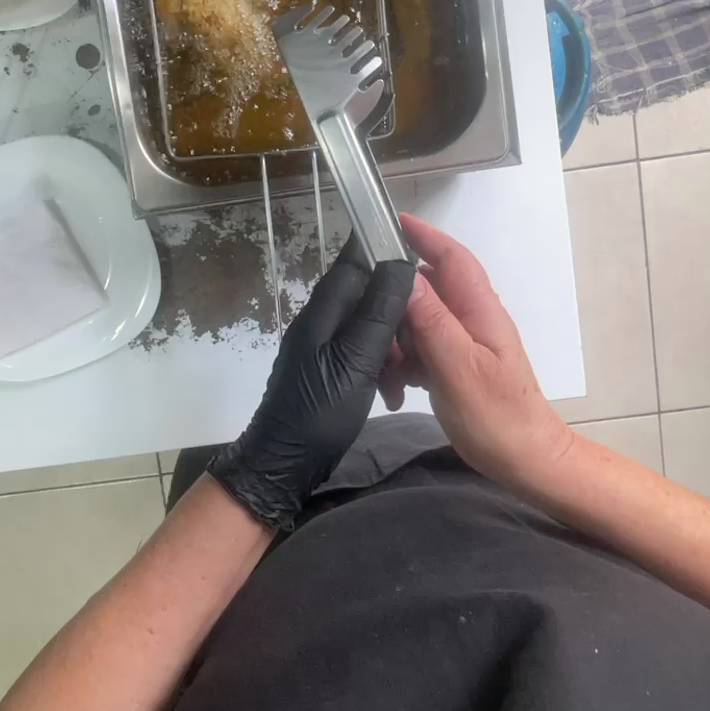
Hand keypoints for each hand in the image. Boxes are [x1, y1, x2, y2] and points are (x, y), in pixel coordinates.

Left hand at [208, 239, 414, 529]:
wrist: (285, 461)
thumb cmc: (320, 409)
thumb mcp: (357, 360)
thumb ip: (379, 311)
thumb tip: (399, 262)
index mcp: (323, 310)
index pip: (353, 260)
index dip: (382, 249)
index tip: (419, 250)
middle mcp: (320, 320)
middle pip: (365, 293)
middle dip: (397, 309)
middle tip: (425, 334)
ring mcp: (321, 344)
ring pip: (367, 325)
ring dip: (392, 343)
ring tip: (408, 373)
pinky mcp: (327, 368)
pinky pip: (360, 351)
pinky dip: (380, 365)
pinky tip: (392, 390)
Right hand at [377, 215, 572, 483]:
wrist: (526, 461)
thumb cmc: (497, 416)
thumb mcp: (458, 367)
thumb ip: (432, 320)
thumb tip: (403, 275)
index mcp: (479, 310)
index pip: (451, 257)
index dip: (423, 235)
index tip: (389, 221)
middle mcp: (472, 318)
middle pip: (426, 287)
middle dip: (393, 300)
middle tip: (366, 319)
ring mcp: (464, 342)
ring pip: (418, 320)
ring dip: (396, 339)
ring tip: (383, 368)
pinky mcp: (455, 363)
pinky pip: (421, 347)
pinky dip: (403, 361)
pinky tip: (394, 385)